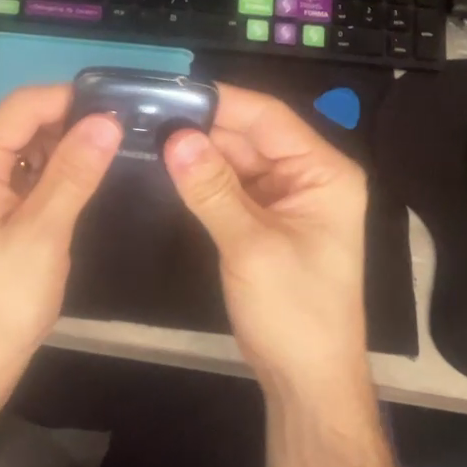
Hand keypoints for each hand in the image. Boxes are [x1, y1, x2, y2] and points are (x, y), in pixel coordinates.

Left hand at [0, 84, 122, 393]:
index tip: (118, 106)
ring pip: (31, 141)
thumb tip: (107, 122)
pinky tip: (89, 172)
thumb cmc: (9, 295)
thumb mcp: (45, 231)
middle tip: (123, 128)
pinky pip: (31, 166)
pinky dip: (59, 165)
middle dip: (71, 119)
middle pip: (25, 119)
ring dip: (67, 142)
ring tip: (114, 147)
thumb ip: (74, 173)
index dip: (69, 99)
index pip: (21, 107)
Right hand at [163, 84, 371, 408]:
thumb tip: (175, 138)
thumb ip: (212, 190)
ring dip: (196, 153)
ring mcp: (283, 201)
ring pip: (234, 161)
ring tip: (145, 134)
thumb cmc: (294, 311)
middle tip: (144, 114)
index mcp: (322, 173)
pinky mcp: (262, 223)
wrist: (306, 377)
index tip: (168, 90)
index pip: (269, 118)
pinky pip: (228, 188)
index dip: (220, 101)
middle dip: (201, 127)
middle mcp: (305, 178)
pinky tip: (165, 169)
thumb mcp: (251, 246)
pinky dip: (200, 180)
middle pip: (249, 137)